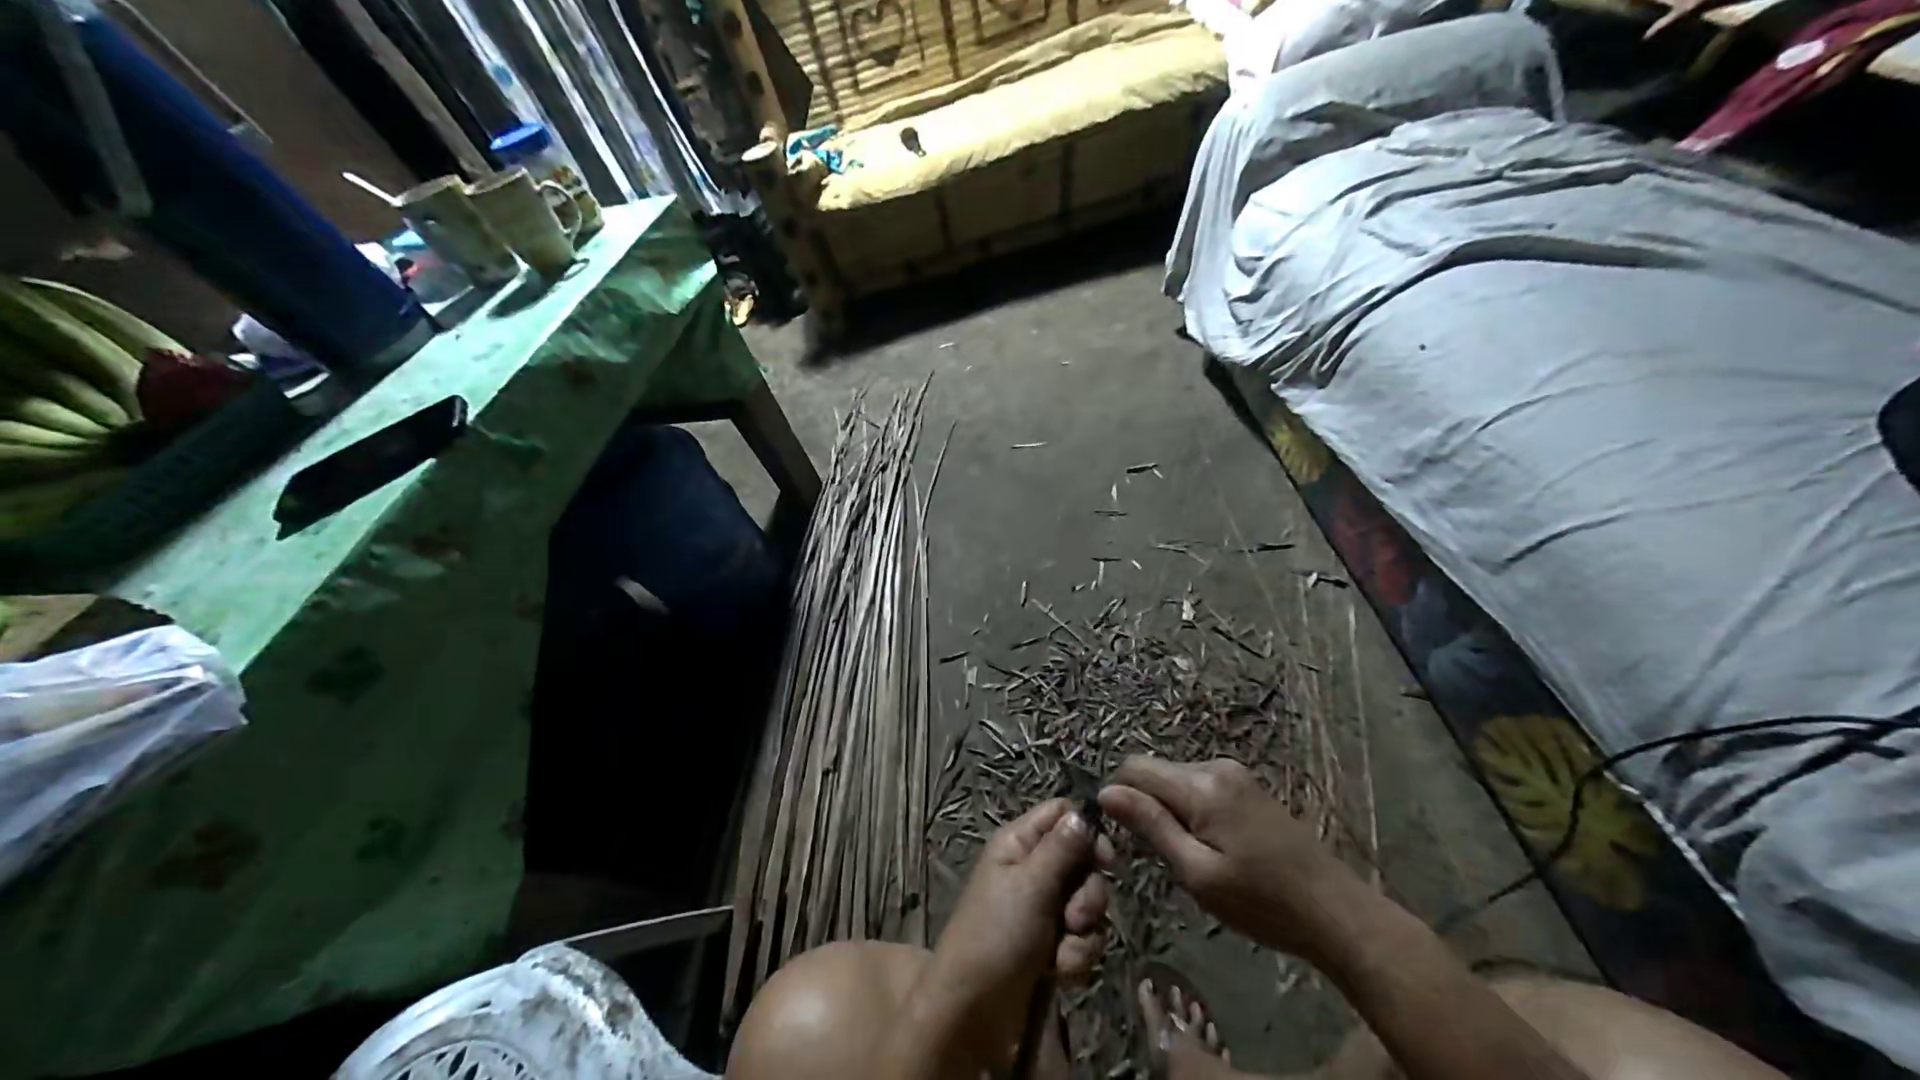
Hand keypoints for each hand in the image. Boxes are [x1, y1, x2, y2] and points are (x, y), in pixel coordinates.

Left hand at [915, 799, 1111, 1057]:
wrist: (974, 1014)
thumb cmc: (995, 936)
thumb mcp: (1029, 885)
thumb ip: (1061, 848)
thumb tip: (1084, 812)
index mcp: (1018, 844)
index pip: (1062, 814)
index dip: (1088, 832)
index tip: (1105, 859)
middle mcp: (1032, 871)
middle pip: (1084, 863)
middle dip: (1087, 896)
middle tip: (1073, 917)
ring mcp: (1042, 910)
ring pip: (1088, 907)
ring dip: (1081, 934)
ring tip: (1059, 954)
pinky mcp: (1052, 947)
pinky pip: (1083, 941)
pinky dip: (1075, 958)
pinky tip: (1057, 974)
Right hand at [1099, 756, 1364, 963]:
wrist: (1336, 912)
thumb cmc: (1262, 902)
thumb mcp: (1197, 873)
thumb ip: (1151, 826)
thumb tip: (1105, 792)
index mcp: (1201, 785)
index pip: (1134, 768)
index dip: (1119, 797)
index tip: (1125, 837)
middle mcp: (1214, 766)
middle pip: (1154, 772)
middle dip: (1146, 806)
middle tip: (1163, 857)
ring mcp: (1234, 773)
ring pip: (1174, 780)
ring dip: (1169, 811)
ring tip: (1190, 858)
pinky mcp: (1246, 786)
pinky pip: (1198, 787)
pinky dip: (1191, 812)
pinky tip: (1212, 848)